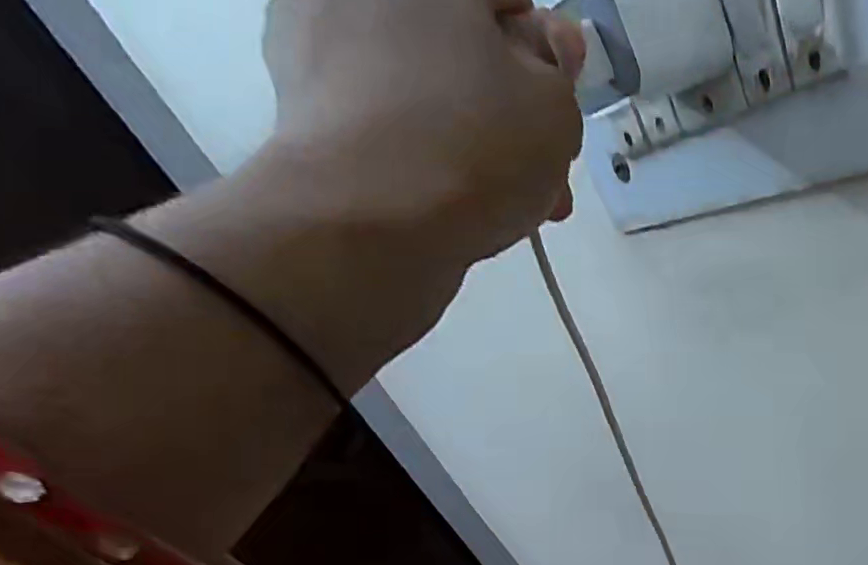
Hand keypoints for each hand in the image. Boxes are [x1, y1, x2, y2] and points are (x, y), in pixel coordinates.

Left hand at [260, 0, 587, 265]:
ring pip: (431, 86)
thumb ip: (560, 67)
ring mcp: (317, 42)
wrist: (368, 222)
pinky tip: (463, 200)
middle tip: (547, 164)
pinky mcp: (305, 104)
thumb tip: (549, 41)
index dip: (549, 51)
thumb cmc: (476, 147)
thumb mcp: (555, 108)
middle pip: (463, 43)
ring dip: (481, 135)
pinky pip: (392, 118)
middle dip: (514, 103)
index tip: (562, 100)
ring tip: (517, 199)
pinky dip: (432, 151)